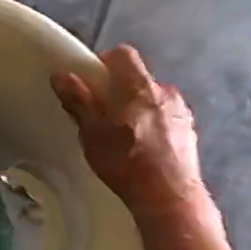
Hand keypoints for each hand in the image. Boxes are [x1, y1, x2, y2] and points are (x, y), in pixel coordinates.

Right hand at [52, 45, 210, 224]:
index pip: (122, 55)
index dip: (103, 63)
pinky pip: (165, 116)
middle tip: (100, 116)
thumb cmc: (124, 162)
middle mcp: (164, 90)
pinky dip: (152, 124)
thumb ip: (79, 101)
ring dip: (137, 108)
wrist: (167, 195)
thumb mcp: (92, 133)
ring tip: (122, 136)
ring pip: (152, 98)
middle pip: (137, 78)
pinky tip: (143, 148)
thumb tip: (62, 74)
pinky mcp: (189, 130)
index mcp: (138, 86)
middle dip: (118, 90)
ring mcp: (181, 109)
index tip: (89, 82)